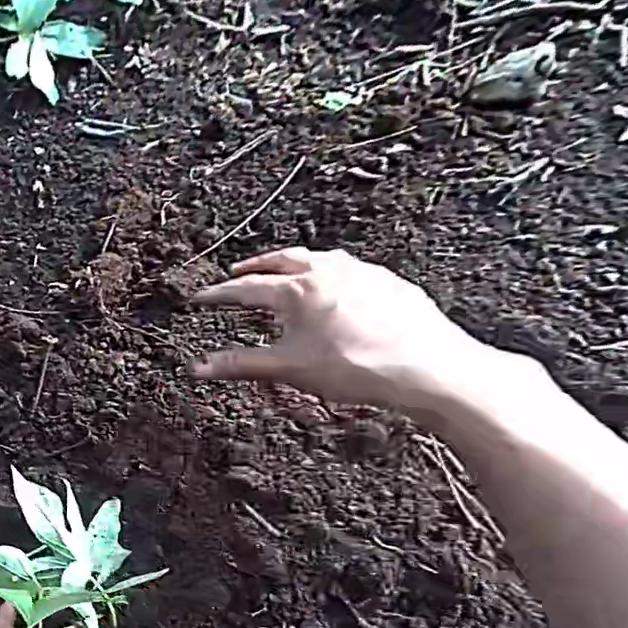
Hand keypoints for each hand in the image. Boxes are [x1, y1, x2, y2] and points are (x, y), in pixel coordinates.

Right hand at [189, 247, 505, 412]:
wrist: (428, 368)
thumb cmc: (357, 367)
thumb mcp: (288, 368)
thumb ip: (240, 364)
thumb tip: (199, 367)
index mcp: (298, 290)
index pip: (245, 288)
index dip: (218, 294)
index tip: (200, 297)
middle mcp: (328, 272)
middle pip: (281, 261)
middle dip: (255, 266)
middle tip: (237, 272)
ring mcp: (362, 274)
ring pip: (318, 258)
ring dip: (293, 262)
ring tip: (282, 270)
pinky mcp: (389, 283)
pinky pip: (350, 267)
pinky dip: (328, 271)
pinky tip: (331, 285)